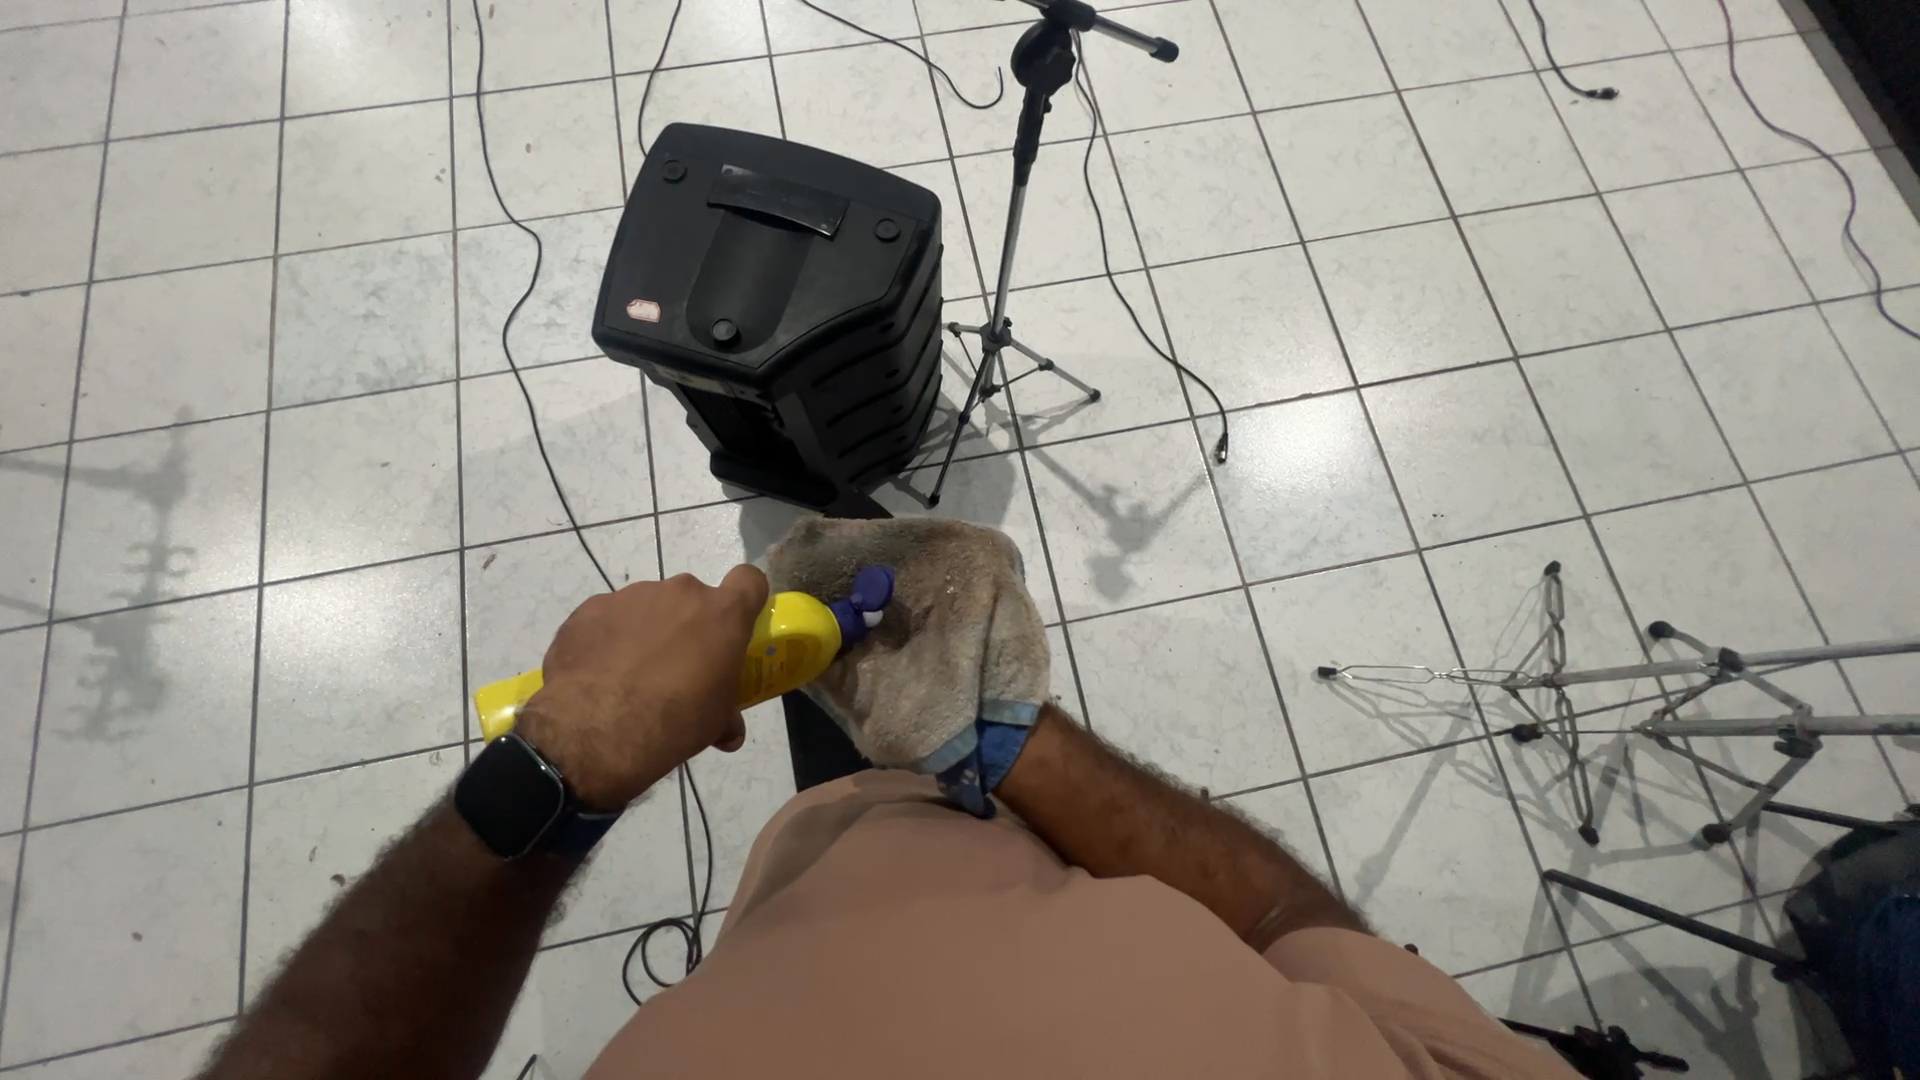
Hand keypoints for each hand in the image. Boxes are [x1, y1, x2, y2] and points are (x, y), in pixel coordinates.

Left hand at [515, 565, 768, 809]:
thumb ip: (727, 716)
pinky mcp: (592, 607)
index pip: (749, 580)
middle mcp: (682, 593)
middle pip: (693, 599)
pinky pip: (610, 618)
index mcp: (723, 614)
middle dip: (688, 625)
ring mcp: (633, 595)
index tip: (734, 623)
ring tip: (629, 675)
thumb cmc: (675, 720)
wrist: (595, 729)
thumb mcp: (715, 723)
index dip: (744, 598)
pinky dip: (609, 638)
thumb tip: (730, 733)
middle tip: (676, 666)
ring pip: (650, 607)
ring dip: (647, 631)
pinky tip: (599, 673)